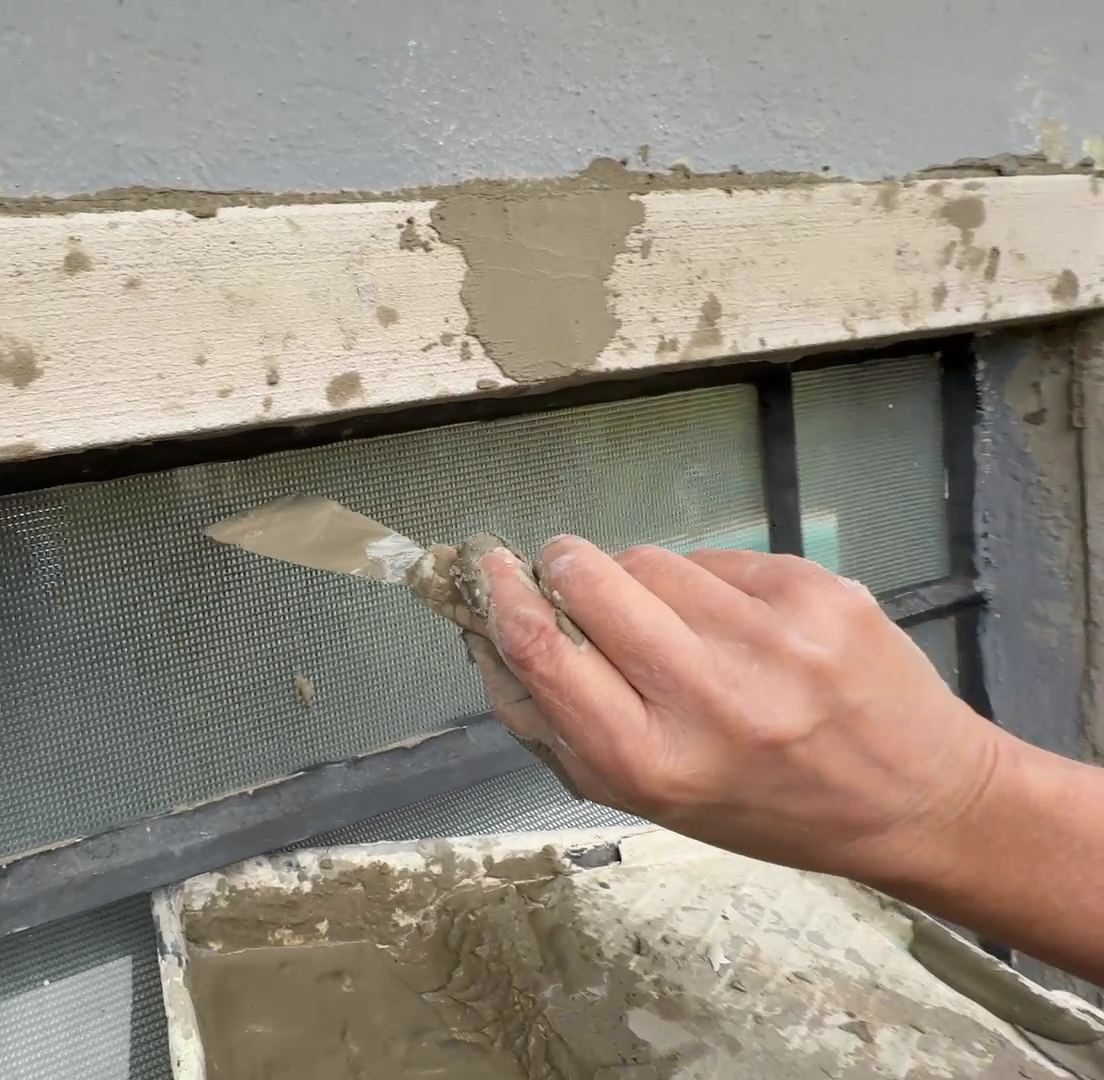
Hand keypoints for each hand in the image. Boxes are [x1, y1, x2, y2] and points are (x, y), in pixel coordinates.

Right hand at [477, 536, 1007, 891]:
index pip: (542, 647)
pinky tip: (735, 623)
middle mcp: (709, 697)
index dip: (504, 594)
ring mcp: (772, 638)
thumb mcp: (626, 791)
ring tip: (673, 622)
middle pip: (588, 579)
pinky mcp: (820, 594)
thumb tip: (481, 635)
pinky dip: (700, 581)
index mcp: (647, 757)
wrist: (921, 802)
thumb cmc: (749, 804)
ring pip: (646, 558)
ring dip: (634, 578)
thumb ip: (540, 717)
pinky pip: (711, 557)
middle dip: (561, 564)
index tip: (489, 566)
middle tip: (568, 575)